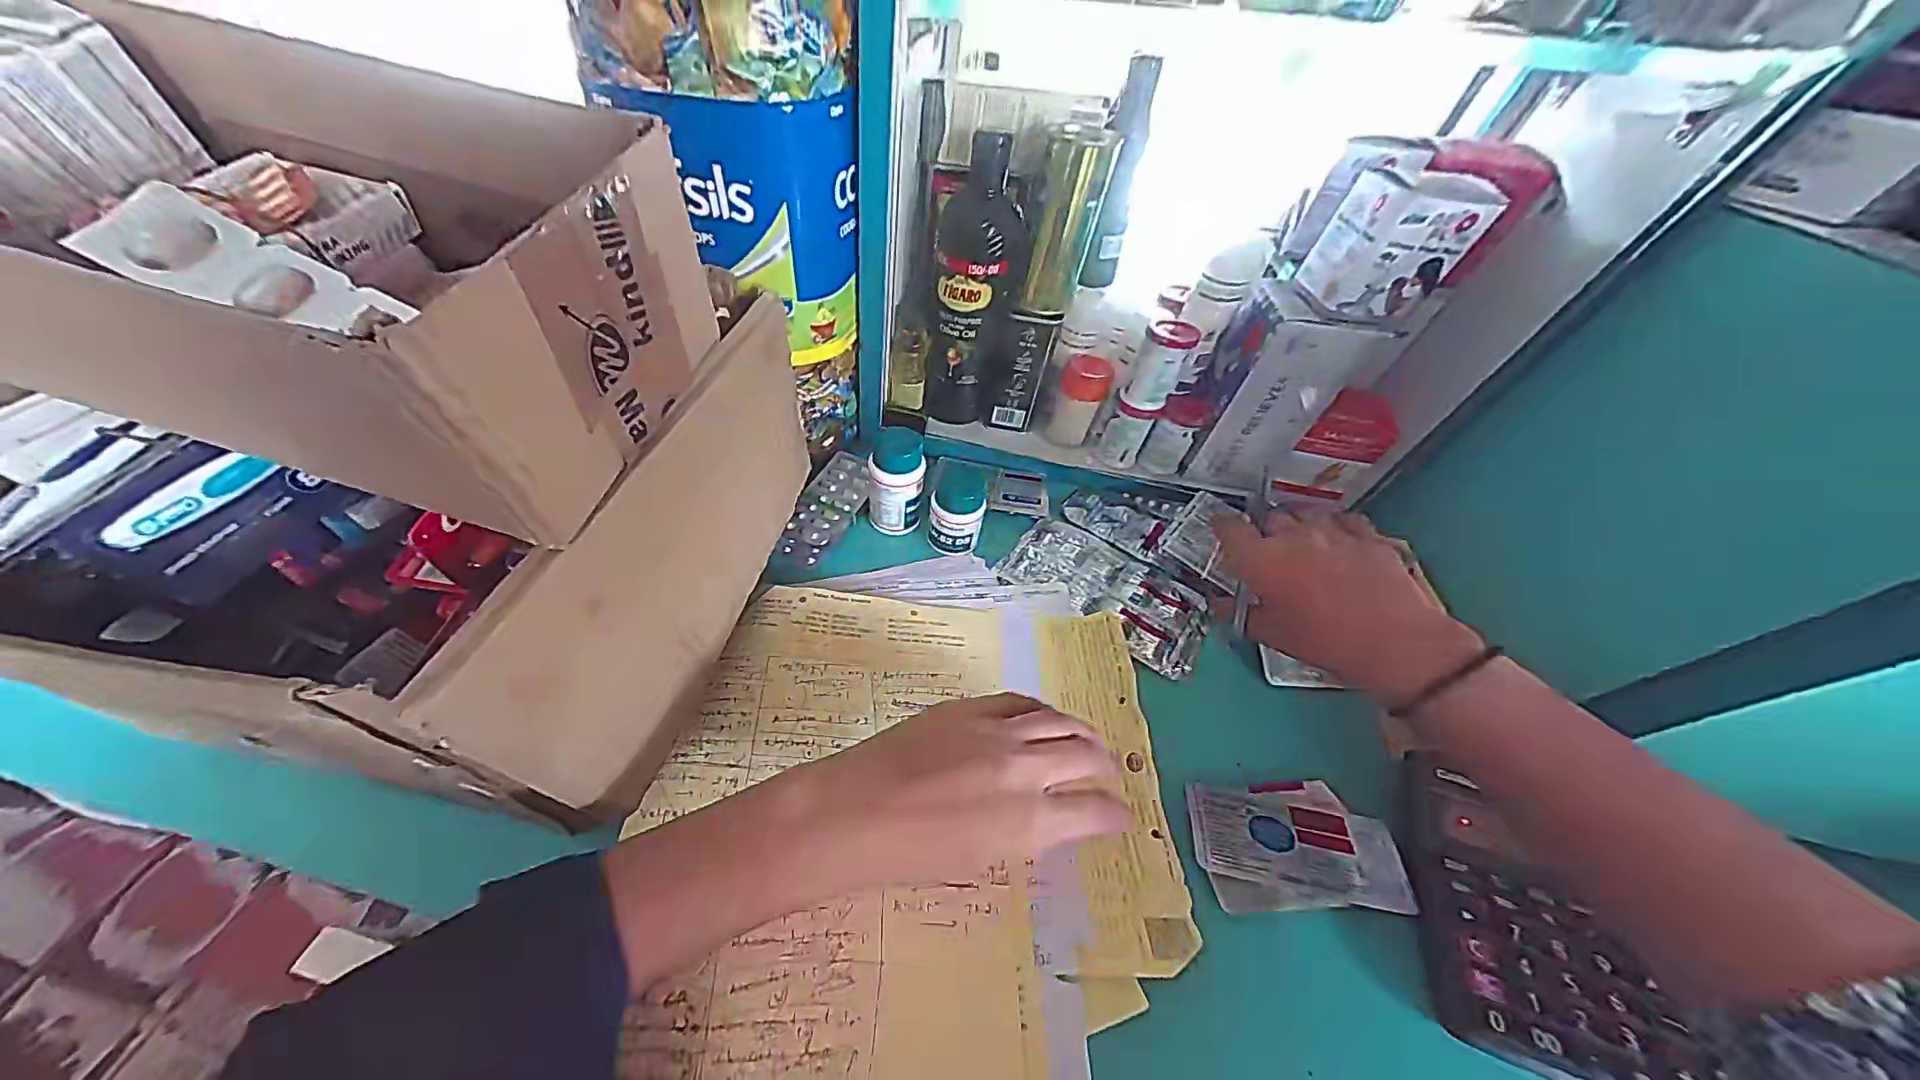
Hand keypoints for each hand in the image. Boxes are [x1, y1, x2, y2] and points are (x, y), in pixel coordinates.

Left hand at [774, 693, 1132, 892]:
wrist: (855, 811)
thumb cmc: (913, 855)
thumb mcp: (983, 860)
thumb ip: (1028, 835)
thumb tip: (1052, 818)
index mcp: (1030, 821)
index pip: (1095, 812)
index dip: (1114, 814)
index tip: (1120, 816)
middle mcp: (1024, 769)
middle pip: (1086, 756)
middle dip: (1106, 767)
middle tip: (1109, 774)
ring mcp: (997, 730)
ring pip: (1059, 721)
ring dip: (1082, 733)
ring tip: (1090, 740)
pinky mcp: (970, 707)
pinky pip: (1021, 702)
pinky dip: (1041, 711)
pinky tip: (1045, 716)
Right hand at [1214, 510, 1482, 704]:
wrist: (1397, 644)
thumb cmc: (1329, 643)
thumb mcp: (1273, 635)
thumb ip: (1241, 615)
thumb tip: (1223, 608)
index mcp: (1261, 560)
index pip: (1230, 528)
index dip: (1222, 526)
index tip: (1222, 529)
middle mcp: (1294, 537)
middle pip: (1268, 516)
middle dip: (1262, 530)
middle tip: (1264, 549)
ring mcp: (1333, 532)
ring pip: (1305, 513)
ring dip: (1297, 524)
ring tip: (1299, 542)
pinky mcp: (1368, 536)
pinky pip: (1343, 520)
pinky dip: (1334, 526)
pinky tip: (1336, 541)